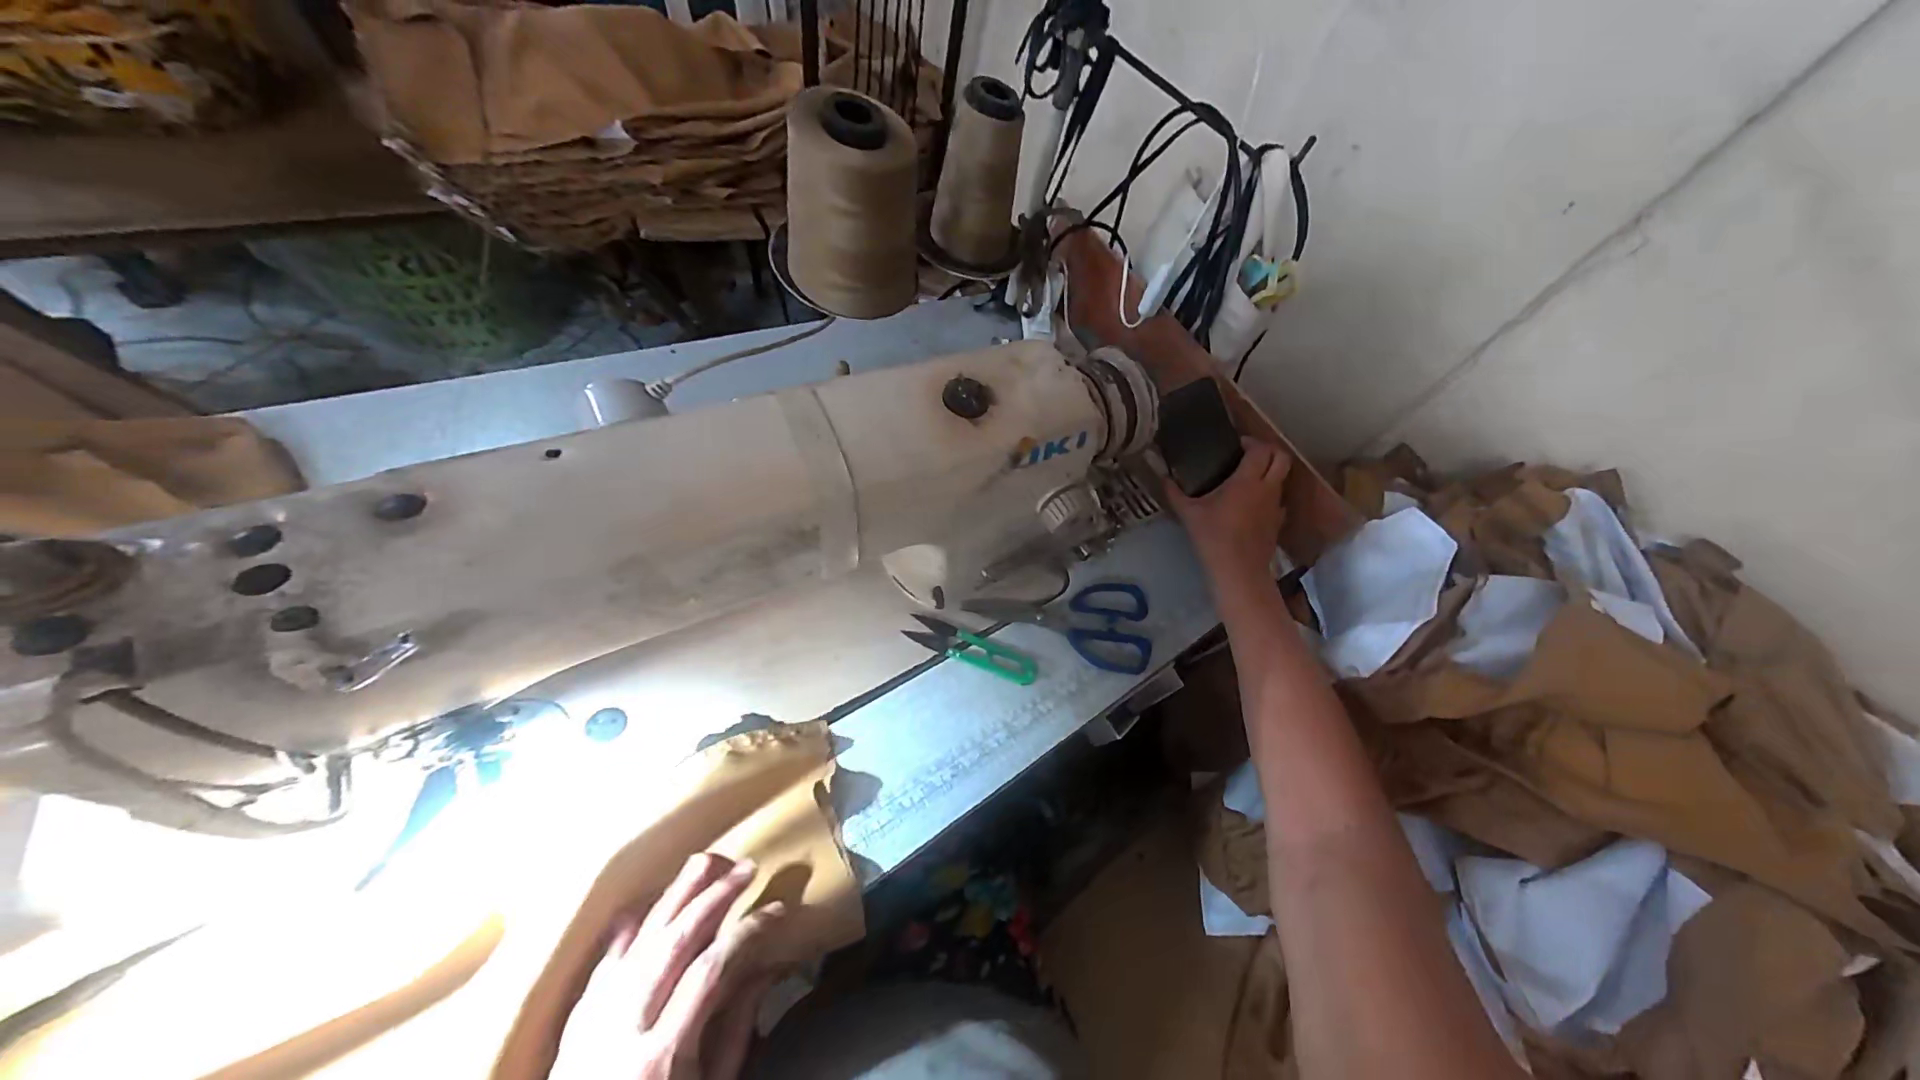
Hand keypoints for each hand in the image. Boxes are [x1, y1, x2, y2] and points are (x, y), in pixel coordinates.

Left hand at [552, 854, 786, 1079]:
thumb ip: (736, 1029)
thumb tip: (766, 966)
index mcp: (662, 1055)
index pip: (710, 970)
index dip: (747, 932)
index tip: (777, 910)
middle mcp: (622, 1029)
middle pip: (673, 943)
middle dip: (714, 898)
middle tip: (747, 868)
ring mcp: (592, 1021)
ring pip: (638, 940)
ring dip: (675, 895)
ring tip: (707, 862)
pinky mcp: (576, 1019)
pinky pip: (603, 959)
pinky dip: (627, 928)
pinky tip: (648, 902)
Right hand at [1165, 437, 1290, 591]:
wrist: (1238, 570)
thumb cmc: (1213, 537)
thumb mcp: (1187, 513)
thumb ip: (1174, 493)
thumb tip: (1162, 477)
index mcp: (1247, 480)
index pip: (1261, 449)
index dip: (1251, 442)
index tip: (1235, 445)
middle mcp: (1267, 488)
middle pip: (1281, 457)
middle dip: (1268, 451)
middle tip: (1248, 456)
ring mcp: (1276, 505)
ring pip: (1282, 477)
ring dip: (1270, 472)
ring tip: (1249, 478)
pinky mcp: (1278, 521)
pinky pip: (1278, 500)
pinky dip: (1269, 495)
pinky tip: (1253, 504)